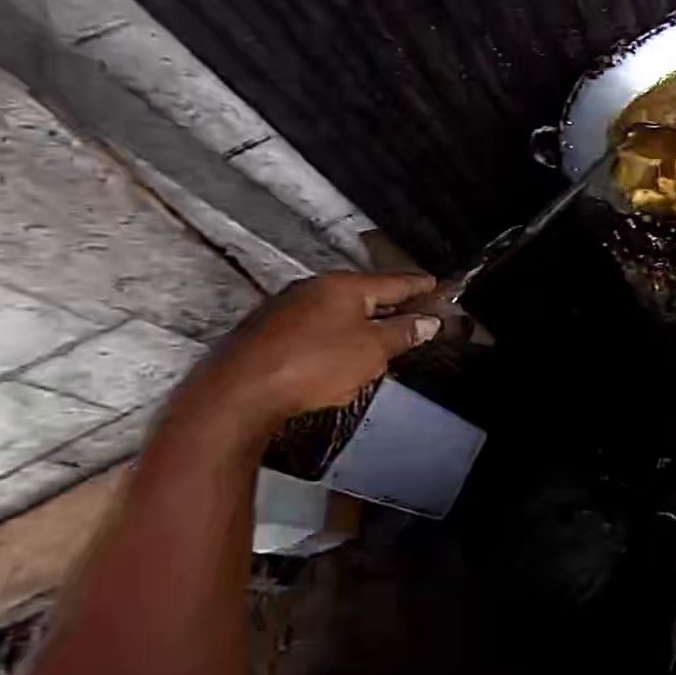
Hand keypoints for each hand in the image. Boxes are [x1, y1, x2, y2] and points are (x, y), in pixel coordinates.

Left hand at [178, 271, 441, 433]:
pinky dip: (337, 330)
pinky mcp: (268, 330)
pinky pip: (316, 323)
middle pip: (365, 292)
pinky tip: (341, 347)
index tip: (437, 284)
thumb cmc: (315, 364)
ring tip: (382, 330)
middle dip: (391, 301)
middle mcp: (314, 288)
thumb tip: (428, 322)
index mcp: (345, 287)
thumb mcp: (373, 350)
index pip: (395, 281)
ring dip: (363, 317)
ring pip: (338, 307)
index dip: (420, 285)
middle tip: (415, 308)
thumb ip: (404, 333)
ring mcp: (287, 308)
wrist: (238, 393)